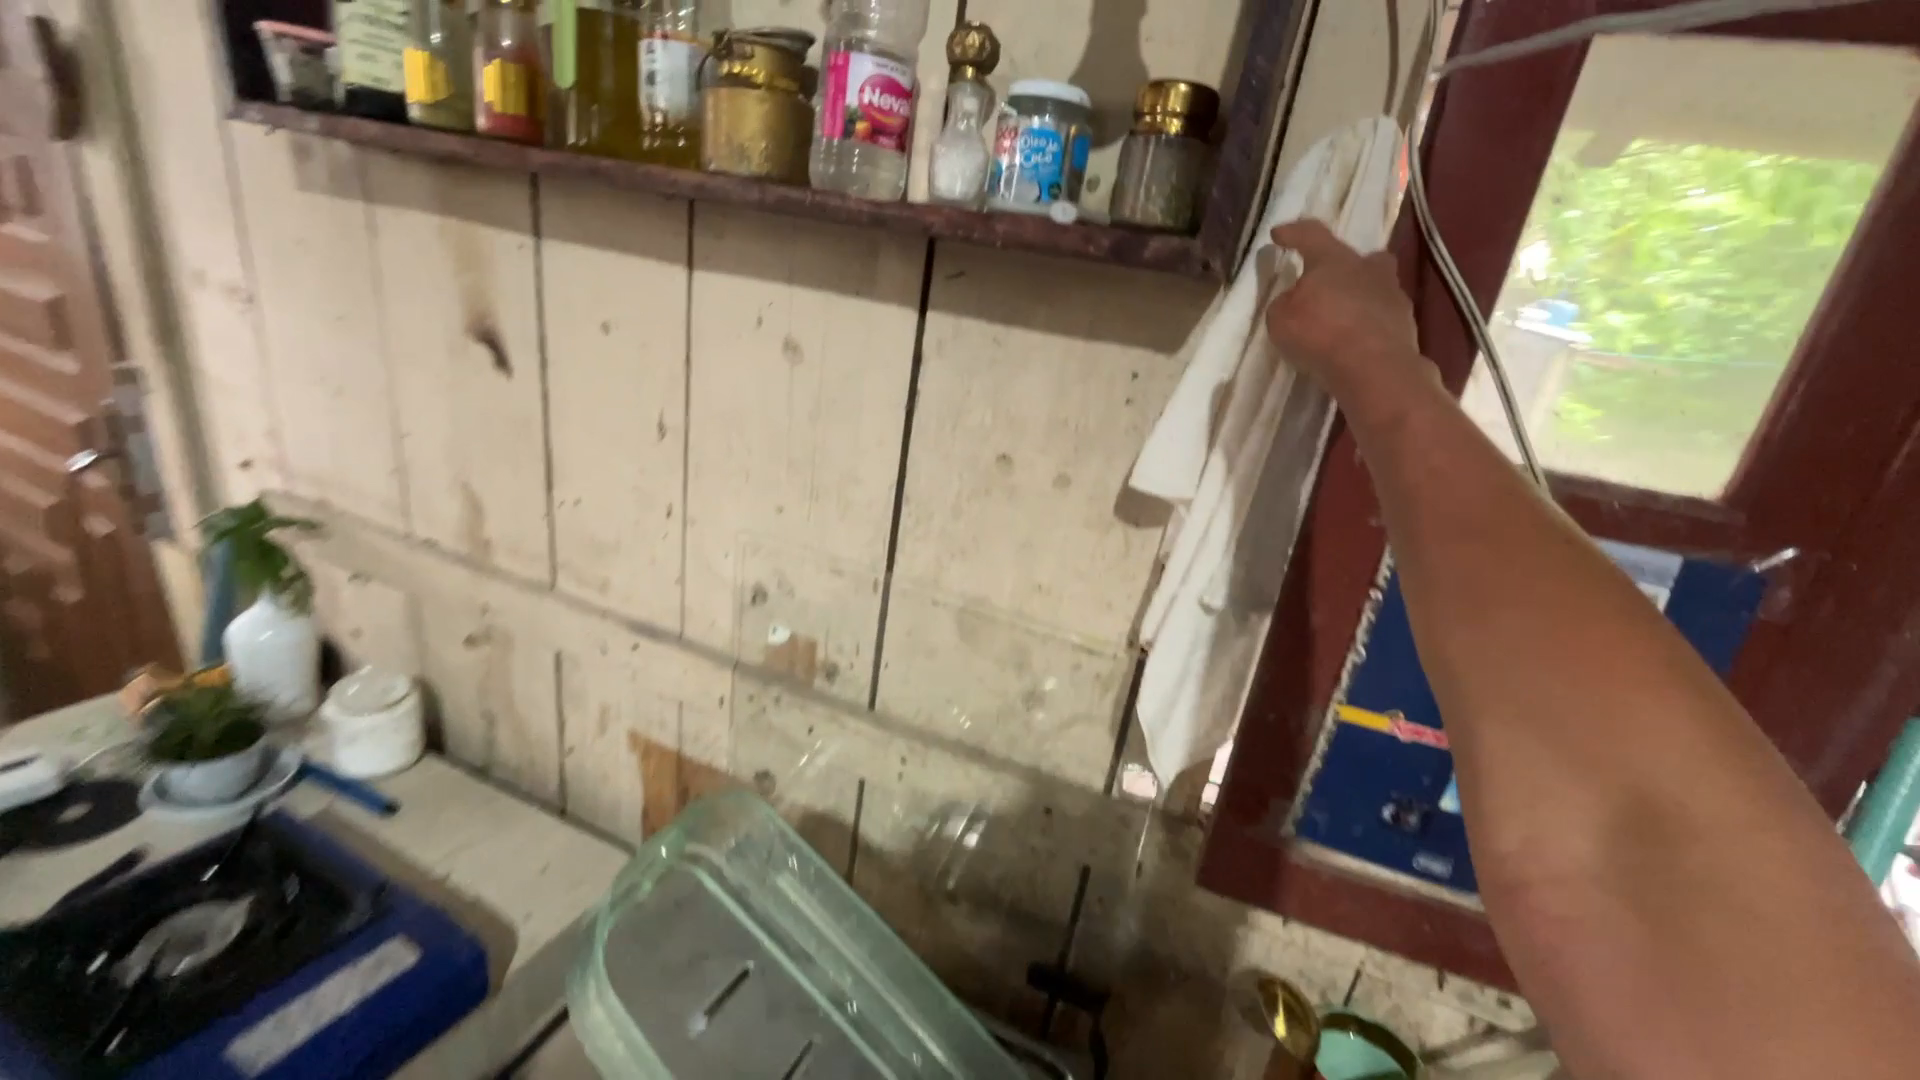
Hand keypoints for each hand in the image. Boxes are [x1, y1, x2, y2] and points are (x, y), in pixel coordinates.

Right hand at [1264, 220, 1425, 397]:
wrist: (1373, 367)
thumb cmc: (1319, 334)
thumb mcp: (1280, 319)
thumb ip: (1284, 303)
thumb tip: (1295, 300)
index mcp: (1334, 260)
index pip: (1311, 235)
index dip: (1293, 233)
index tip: (1278, 235)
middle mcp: (1368, 269)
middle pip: (1361, 258)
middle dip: (1346, 267)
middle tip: (1331, 282)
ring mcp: (1393, 296)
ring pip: (1376, 287)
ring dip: (1360, 298)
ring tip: (1342, 320)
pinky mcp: (1406, 325)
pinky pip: (1382, 318)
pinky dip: (1368, 326)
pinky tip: (1355, 343)